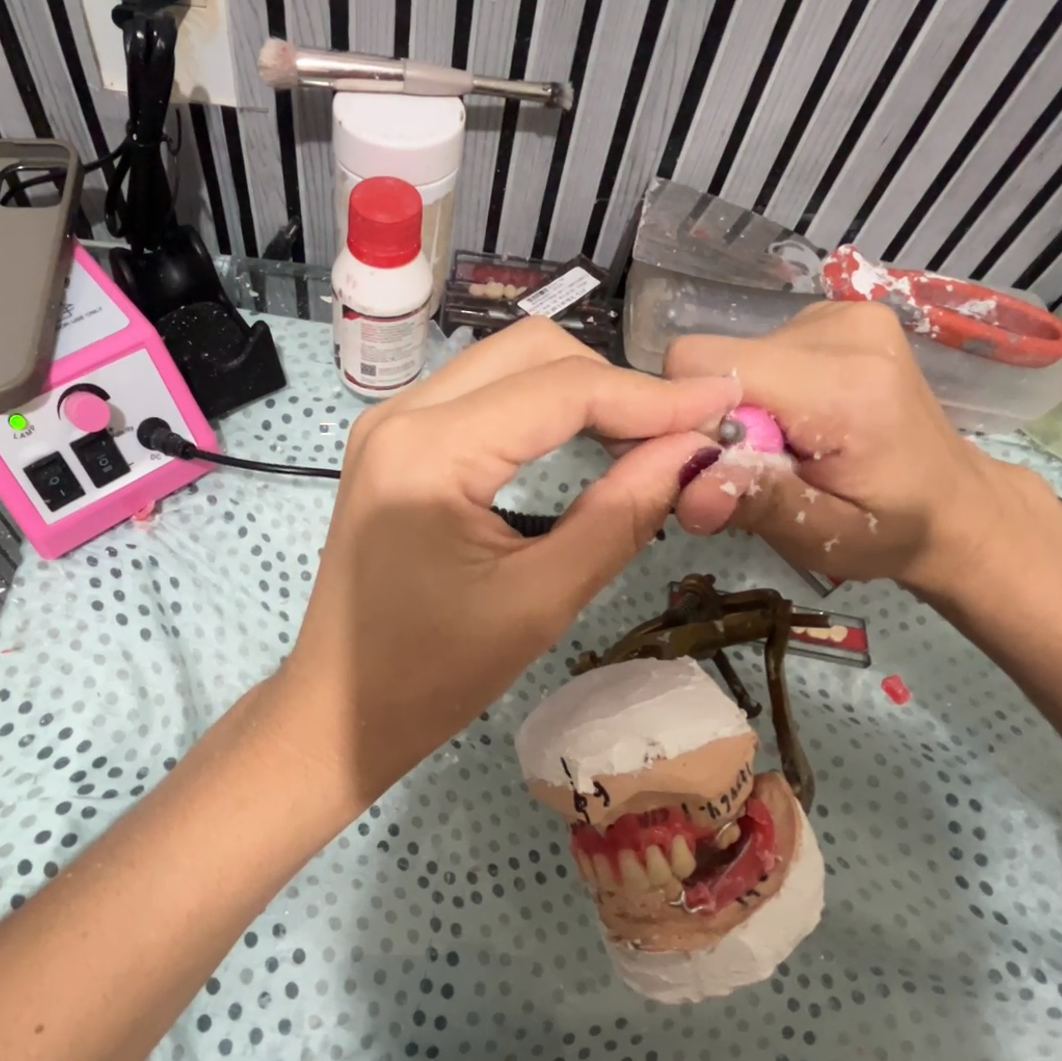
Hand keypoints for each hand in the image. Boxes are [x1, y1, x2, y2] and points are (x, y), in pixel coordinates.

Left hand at [280, 317, 740, 798]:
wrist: (338, 709)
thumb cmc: (431, 675)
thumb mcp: (538, 601)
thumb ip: (620, 516)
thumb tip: (690, 450)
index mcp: (428, 449)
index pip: (561, 388)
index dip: (649, 396)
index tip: (722, 403)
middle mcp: (400, 413)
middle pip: (531, 352)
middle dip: (612, 383)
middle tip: (675, 435)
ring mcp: (389, 423)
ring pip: (504, 365)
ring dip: (577, 391)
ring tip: (639, 440)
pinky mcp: (392, 444)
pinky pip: (478, 397)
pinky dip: (537, 409)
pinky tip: (578, 442)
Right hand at [668, 301, 1045, 589]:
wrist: (957, 504)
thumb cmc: (892, 530)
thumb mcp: (823, 537)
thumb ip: (757, 503)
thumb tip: (686, 488)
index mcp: (842, 384)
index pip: (701, 363)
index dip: (686, 416)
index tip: (711, 466)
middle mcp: (840, 330)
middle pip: (709, 359)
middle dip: (710, 418)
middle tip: (753, 466)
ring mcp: (838, 315)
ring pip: (726, 356)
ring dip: (734, 408)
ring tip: (781, 449)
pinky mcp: (833, 316)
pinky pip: (753, 350)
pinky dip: (756, 392)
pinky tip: (795, 424)